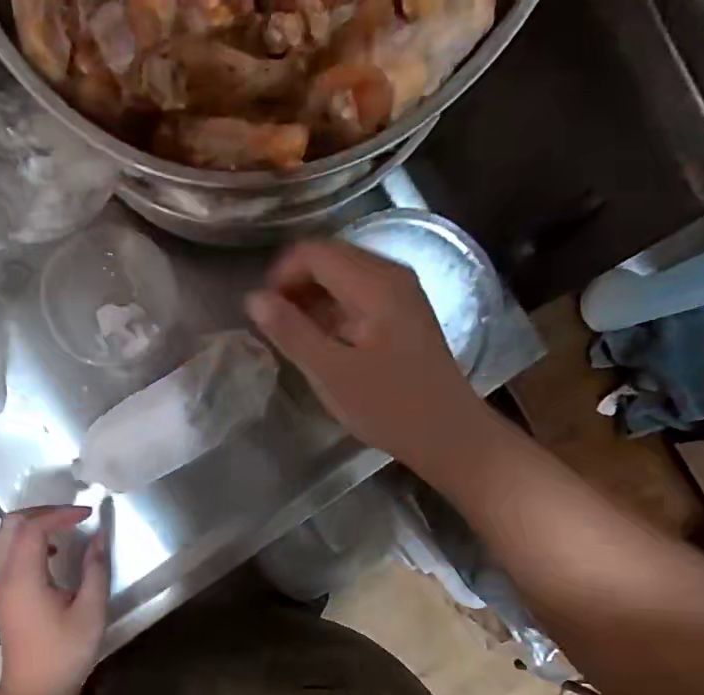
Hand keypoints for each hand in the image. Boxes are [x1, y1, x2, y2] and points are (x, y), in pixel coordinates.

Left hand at [0, 505, 110, 694]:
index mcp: (23, 576)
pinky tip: (52, 554)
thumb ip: (95, 569)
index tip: (89, 515)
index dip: (61, 514)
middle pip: (11, 523)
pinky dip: (27, 541)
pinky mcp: (4, 593)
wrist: (35, 690)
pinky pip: (7, 552)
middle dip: (43, 512)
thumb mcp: (91, 611)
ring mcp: (0, 584)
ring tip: (64, 532)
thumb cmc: (65, 653)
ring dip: (33, 525)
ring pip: (5, 536)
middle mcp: (5, 574)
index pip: (34, 526)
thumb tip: (99, 537)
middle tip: (74, 517)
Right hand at [245, 240, 484, 463]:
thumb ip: (291, 332)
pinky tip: (326, 343)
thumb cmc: (390, 407)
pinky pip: (361, 295)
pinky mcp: (406, 314)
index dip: (280, 275)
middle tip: (275, 326)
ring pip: (346, 276)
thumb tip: (253, 298)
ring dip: (315, 298)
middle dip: (296, 285)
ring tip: (296, 338)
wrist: (450, 434)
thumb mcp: (332, 374)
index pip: (314, 252)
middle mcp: (392, 275)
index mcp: (375, 284)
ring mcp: (403, 293)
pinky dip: (336, 310)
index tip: (262, 312)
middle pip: (331, 257)